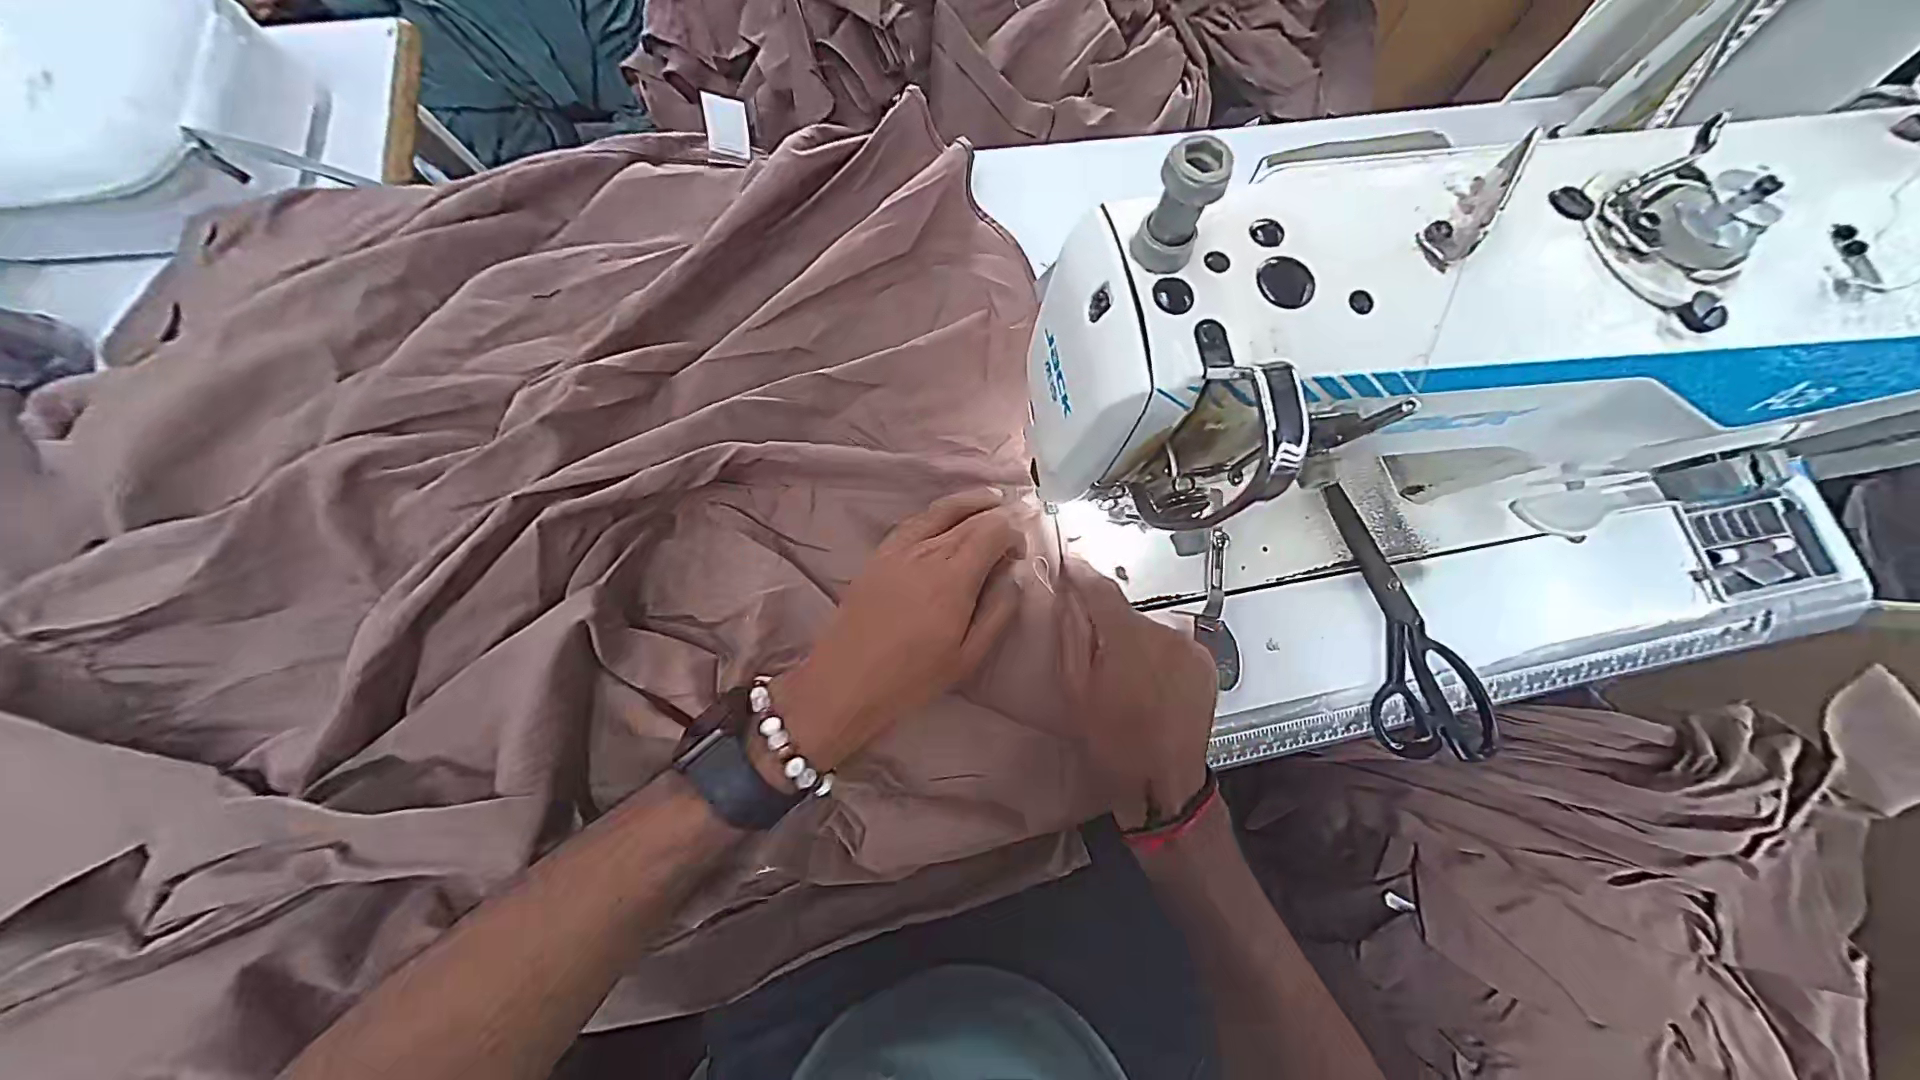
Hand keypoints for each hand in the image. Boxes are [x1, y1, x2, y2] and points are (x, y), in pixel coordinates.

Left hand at [768, 489, 1028, 774]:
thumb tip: (1015, 575)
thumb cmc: (911, 676)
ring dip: (969, 502)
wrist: (846, 680)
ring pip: (941, 511)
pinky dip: (936, 512)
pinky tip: (944, 516)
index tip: (1021, 551)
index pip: (993, 530)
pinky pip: (914, 521)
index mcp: (954, 577)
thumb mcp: (967, 656)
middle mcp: (928, 552)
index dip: (1014, 531)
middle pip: (970, 518)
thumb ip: (997, 611)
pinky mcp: (879, 555)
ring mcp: (899, 550)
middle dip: (997, 515)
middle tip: (1015, 521)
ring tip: (990, 497)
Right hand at [1056, 557, 1216, 829]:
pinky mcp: (1205, 662)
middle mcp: (1163, 635)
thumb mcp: (1075, 689)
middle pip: (1126, 611)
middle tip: (1095, 654)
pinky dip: (1158, 654)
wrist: (1164, 781)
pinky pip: (1172, 644)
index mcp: (1126, 639)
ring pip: (1149, 628)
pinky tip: (1150, 683)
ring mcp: (1189, 649)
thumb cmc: (1114, 742)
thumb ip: (1070, 634)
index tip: (1070, 566)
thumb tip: (1068, 599)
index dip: (1082, 574)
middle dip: (1107, 622)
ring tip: (1126, 679)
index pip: (1102, 588)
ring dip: (1135, 641)